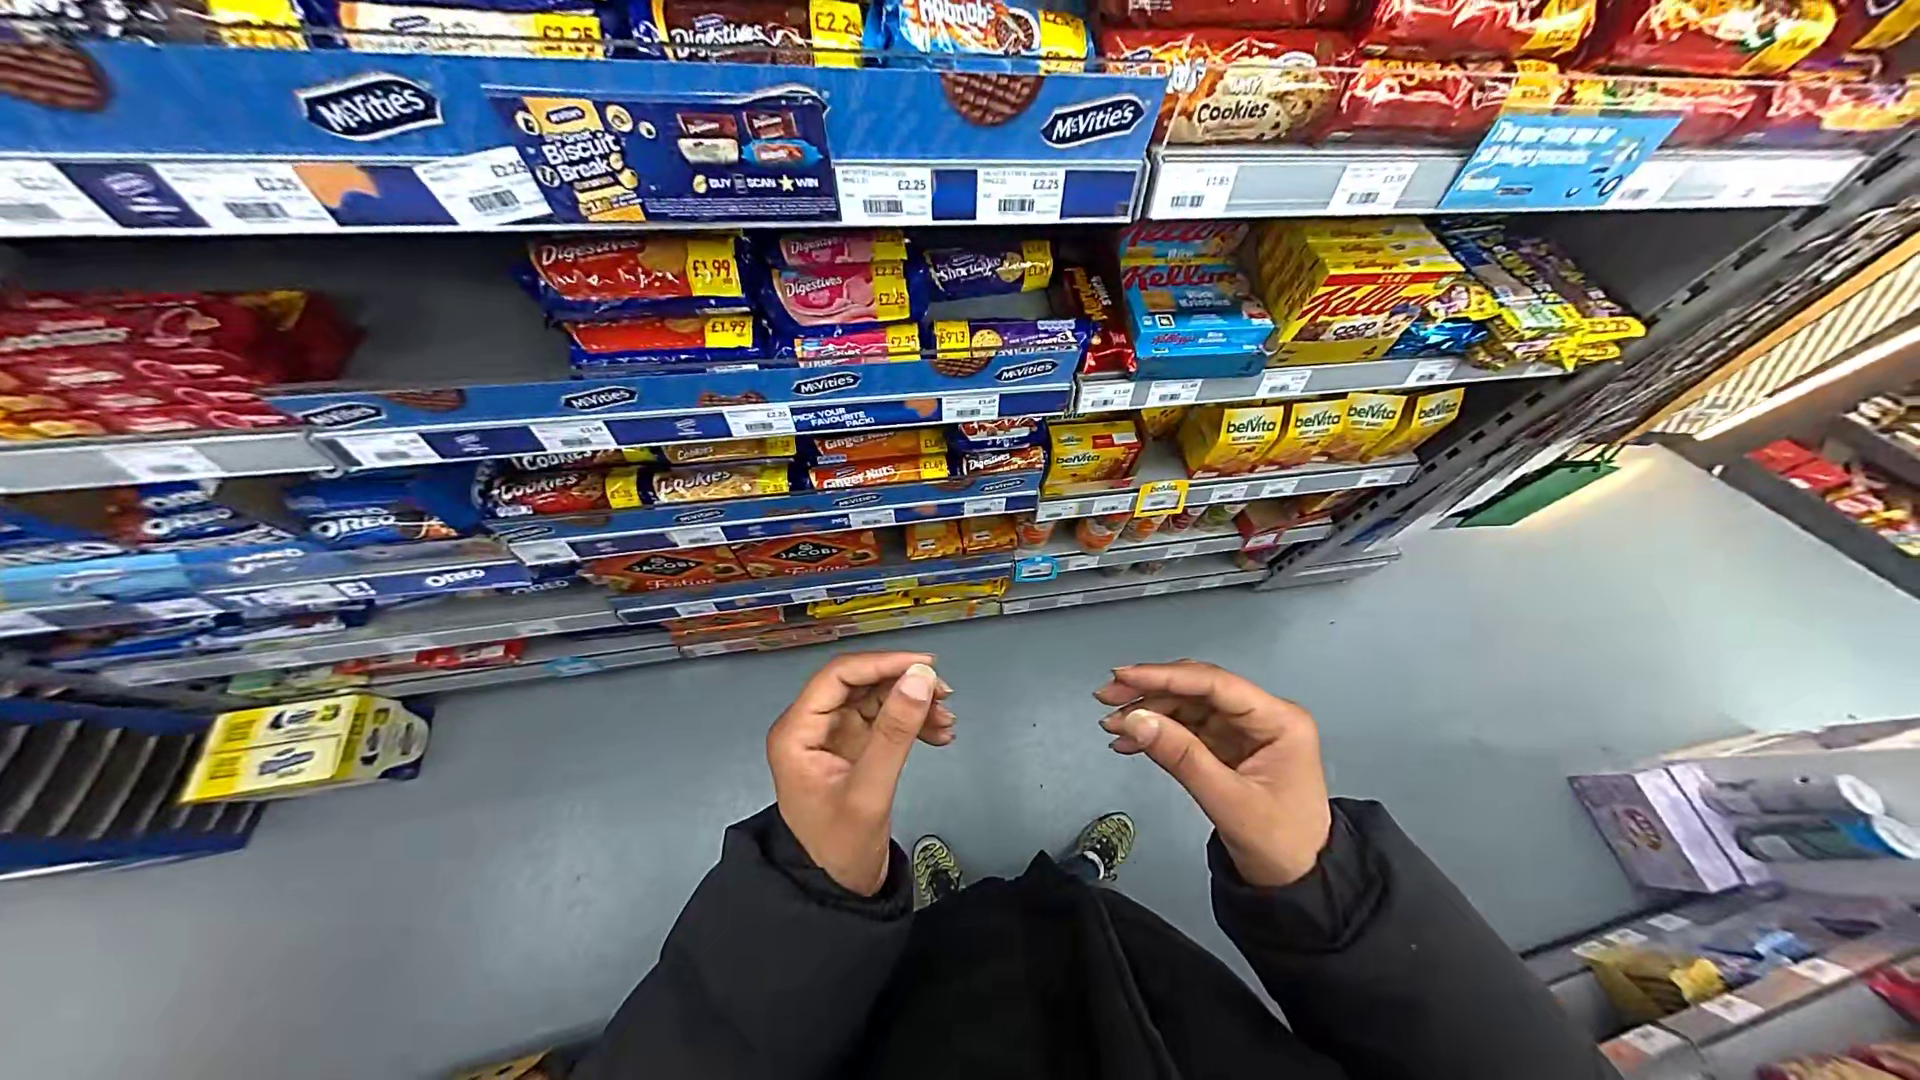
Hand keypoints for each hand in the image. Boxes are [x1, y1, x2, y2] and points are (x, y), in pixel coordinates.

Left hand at [767, 651, 954, 895]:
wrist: (837, 892)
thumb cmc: (840, 848)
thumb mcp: (870, 791)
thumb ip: (894, 733)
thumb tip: (921, 677)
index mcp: (797, 731)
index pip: (839, 676)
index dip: (882, 663)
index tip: (925, 666)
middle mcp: (812, 725)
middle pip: (861, 683)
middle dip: (903, 684)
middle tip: (944, 694)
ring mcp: (834, 735)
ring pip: (877, 698)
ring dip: (913, 703)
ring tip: (946, 720)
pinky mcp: (854, 746)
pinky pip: (885, 719)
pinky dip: (913, 721)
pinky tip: (938, 733)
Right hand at [1094, 661, 1329, 886]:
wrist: (1297, 883)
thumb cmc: (1284, 845)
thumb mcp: (1229, 801)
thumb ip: (1181, 756)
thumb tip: (1138, 720)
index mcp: (1279, 721)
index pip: (1213, 683)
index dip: (1165, 676)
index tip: (1127, 677)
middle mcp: (1261, 717)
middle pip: (1195, 688)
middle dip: (1149, 690)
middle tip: (1110, 695)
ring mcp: (1241, 729)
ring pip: (1184, 704)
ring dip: (1146, 711)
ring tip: (1113, 722)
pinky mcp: (1224, 743)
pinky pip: (1183, 726)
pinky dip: (1154, 731)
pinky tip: (1130, 739)